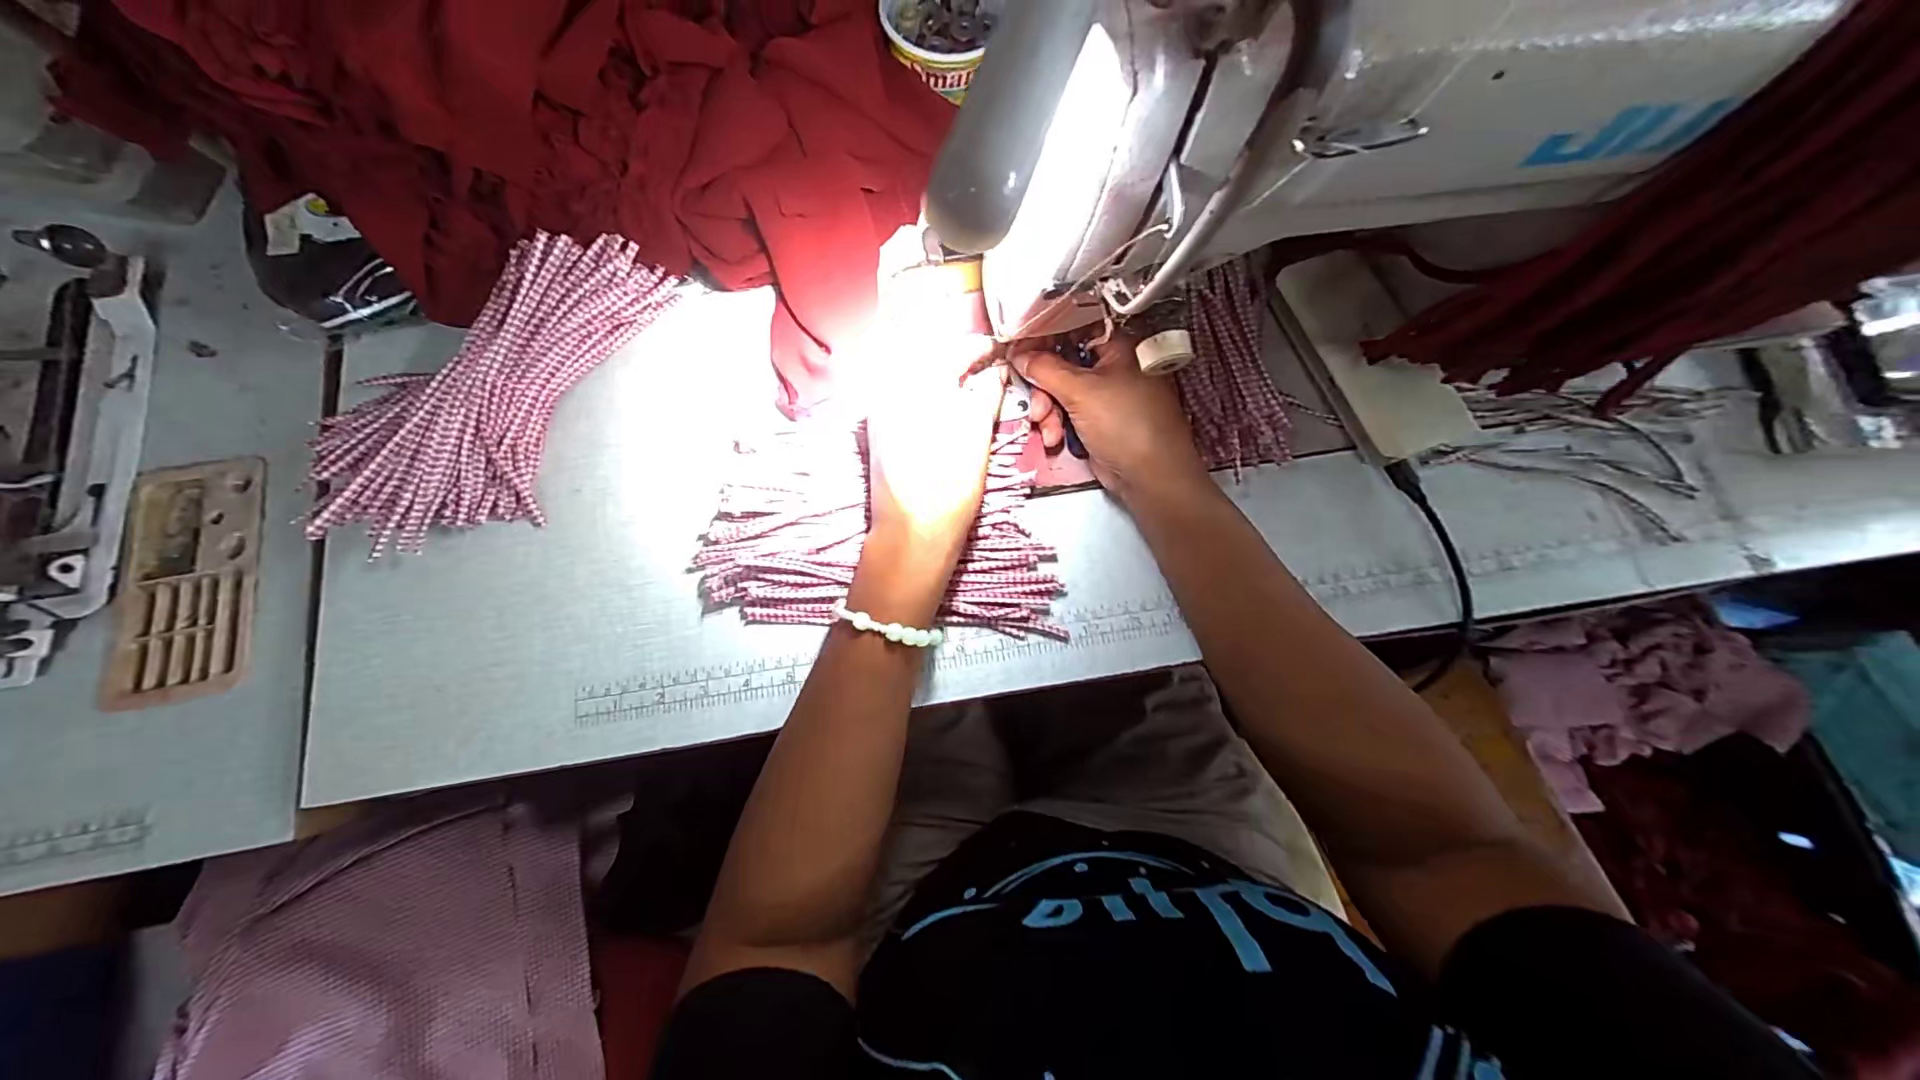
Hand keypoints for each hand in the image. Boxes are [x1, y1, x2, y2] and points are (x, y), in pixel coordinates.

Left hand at [855, 330, 1005, 625]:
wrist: (912, 535)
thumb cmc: (947, 487)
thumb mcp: (976, 433)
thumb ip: (986, 392)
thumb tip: (994, 371)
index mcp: (913, 384)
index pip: (951, 348)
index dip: (981, 347)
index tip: (999, 351)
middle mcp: (888, 391)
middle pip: (928, 357)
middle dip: (958, 358)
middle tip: (986, 368)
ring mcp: (879, 412)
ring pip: (915, 377)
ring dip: (943, 376)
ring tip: (969, 389)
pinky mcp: (879, 433)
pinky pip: (905, 398)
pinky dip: (928, 396)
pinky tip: (946, 410)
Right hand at [1013, 335, 1208, 502]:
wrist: (1150, 476)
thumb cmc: (1126, 424)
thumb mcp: (1081, 391)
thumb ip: (1045, 368)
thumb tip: (1019, 353)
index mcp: (1118, 345)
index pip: (1073, 327)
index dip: (1044, 336)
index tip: (1020, 349)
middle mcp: (1111, 366)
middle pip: (1061, 362)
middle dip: (1043, 387)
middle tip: (1037, 405)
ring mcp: (1104, 395)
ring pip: (1060, 391)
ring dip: (1048, 411)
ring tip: (1050, 429)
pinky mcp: (1096, 420)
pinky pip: (1066, 413)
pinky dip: (1057, 425)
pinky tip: (1057, 439)